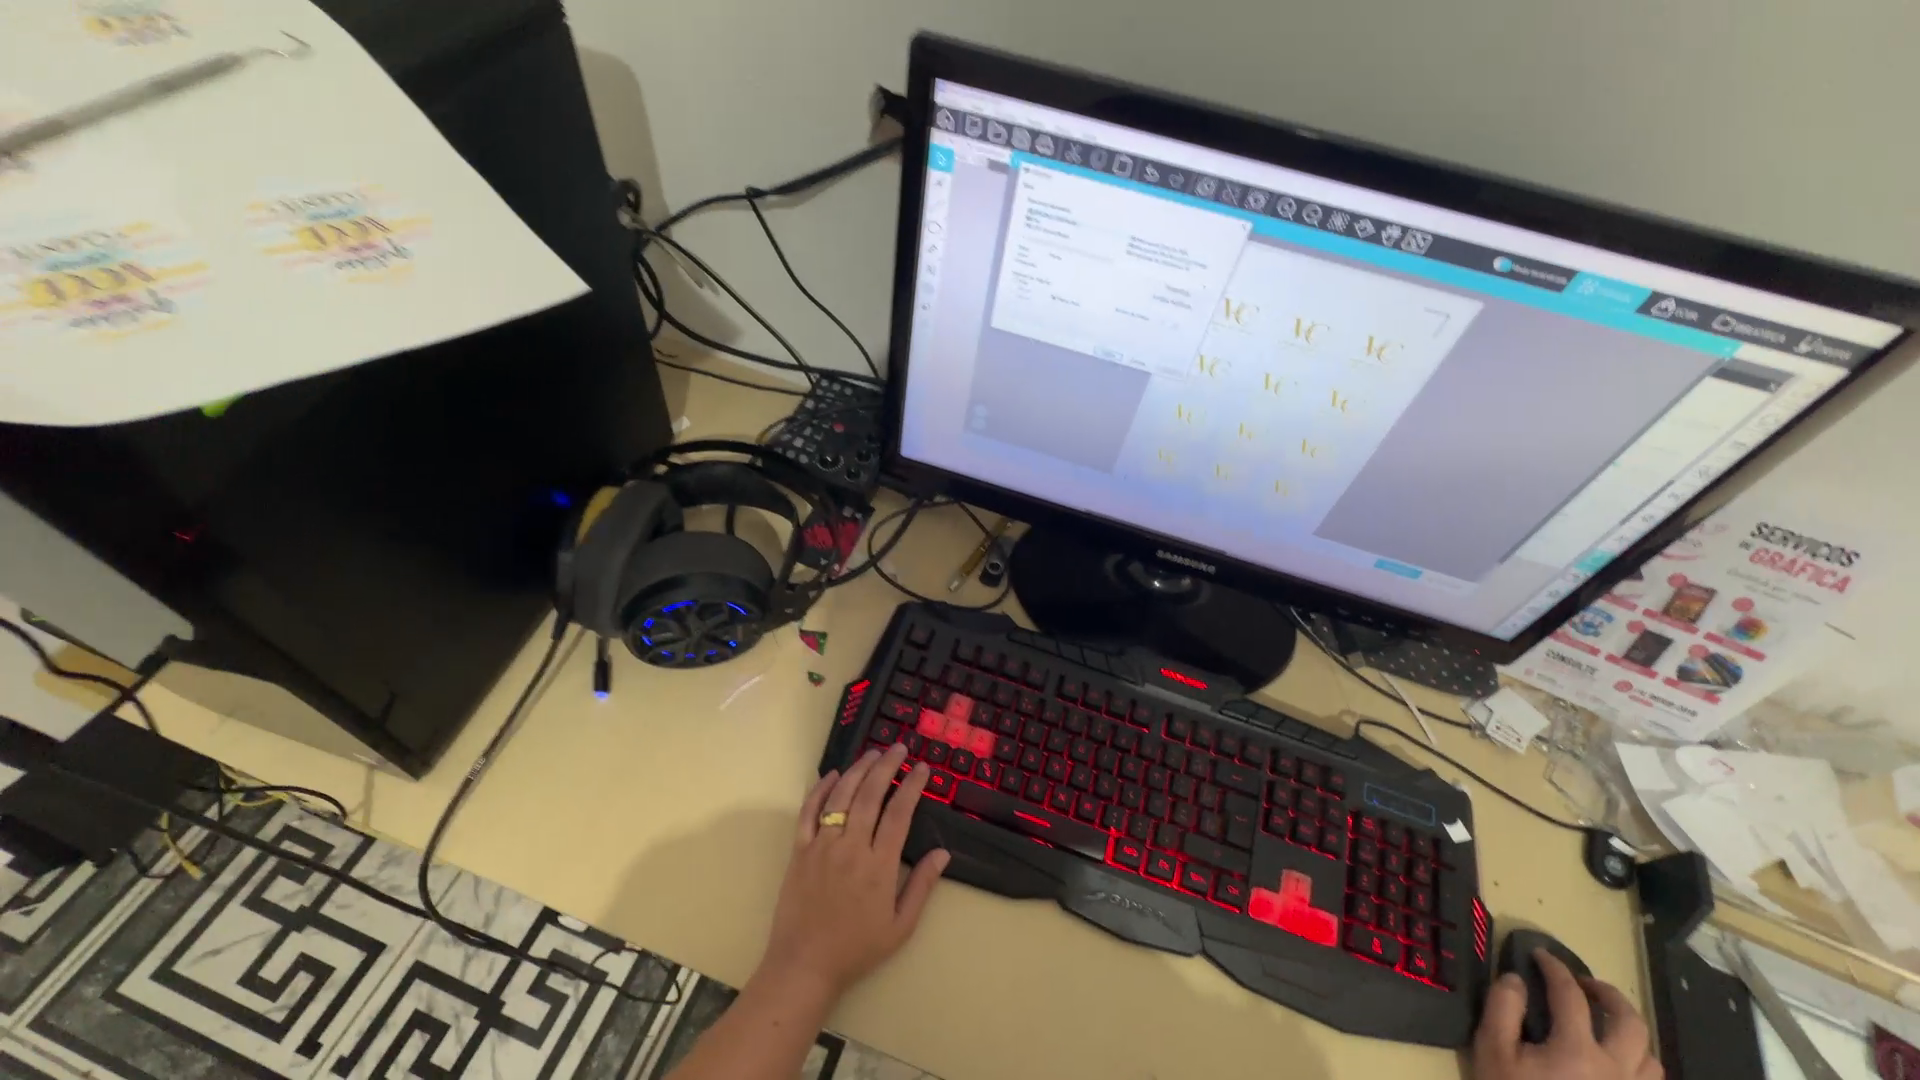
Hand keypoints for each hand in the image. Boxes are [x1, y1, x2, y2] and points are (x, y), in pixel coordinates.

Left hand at [758, 742, 950, 998]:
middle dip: (886, 767)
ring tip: (872, 754)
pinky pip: (808, 812)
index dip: (912, 786)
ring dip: (857, 771)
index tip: (922, 769)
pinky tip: (831, 775)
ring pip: (840, 797)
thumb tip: (943, 854)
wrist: (804, 964)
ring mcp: (821, 846)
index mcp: (879, 865)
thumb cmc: (857, 948)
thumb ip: (921, 886)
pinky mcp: (799, 851)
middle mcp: (851, 848)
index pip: (900, 813)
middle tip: (898, 748)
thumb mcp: (900, 926)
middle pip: (870, 795)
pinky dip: (820, 790)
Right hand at [1472, 950, 1661, 1079]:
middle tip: (1583, 983)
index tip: (1540, 955)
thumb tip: (1517, 978)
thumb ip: (1503, 1008)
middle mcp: (1616, 1069)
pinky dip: (1640, 1065)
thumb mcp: (1492, 1051)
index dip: (1554, 968)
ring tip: (1605, 1025)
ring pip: (1651, 1056)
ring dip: (1630, 1031)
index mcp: (1577, 1049)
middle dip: (1607, 993)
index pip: (1569, 994)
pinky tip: (1618, 1064)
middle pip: (1629, 1021)